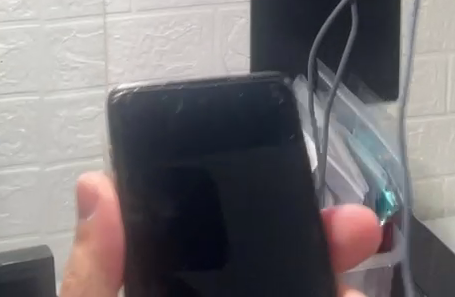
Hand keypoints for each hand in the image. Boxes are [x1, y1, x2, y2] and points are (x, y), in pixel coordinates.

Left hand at [58, 172, 385, 296]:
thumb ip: (94, 276)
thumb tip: (94, 185)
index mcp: (161, 287)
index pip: (199, 235)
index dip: (233, 200)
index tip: (266, 169)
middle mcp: (208, 296)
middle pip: (263, 259)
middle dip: (311, 236)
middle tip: (352, 221)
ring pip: (302, 290)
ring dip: (336, 275)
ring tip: (360, 266)